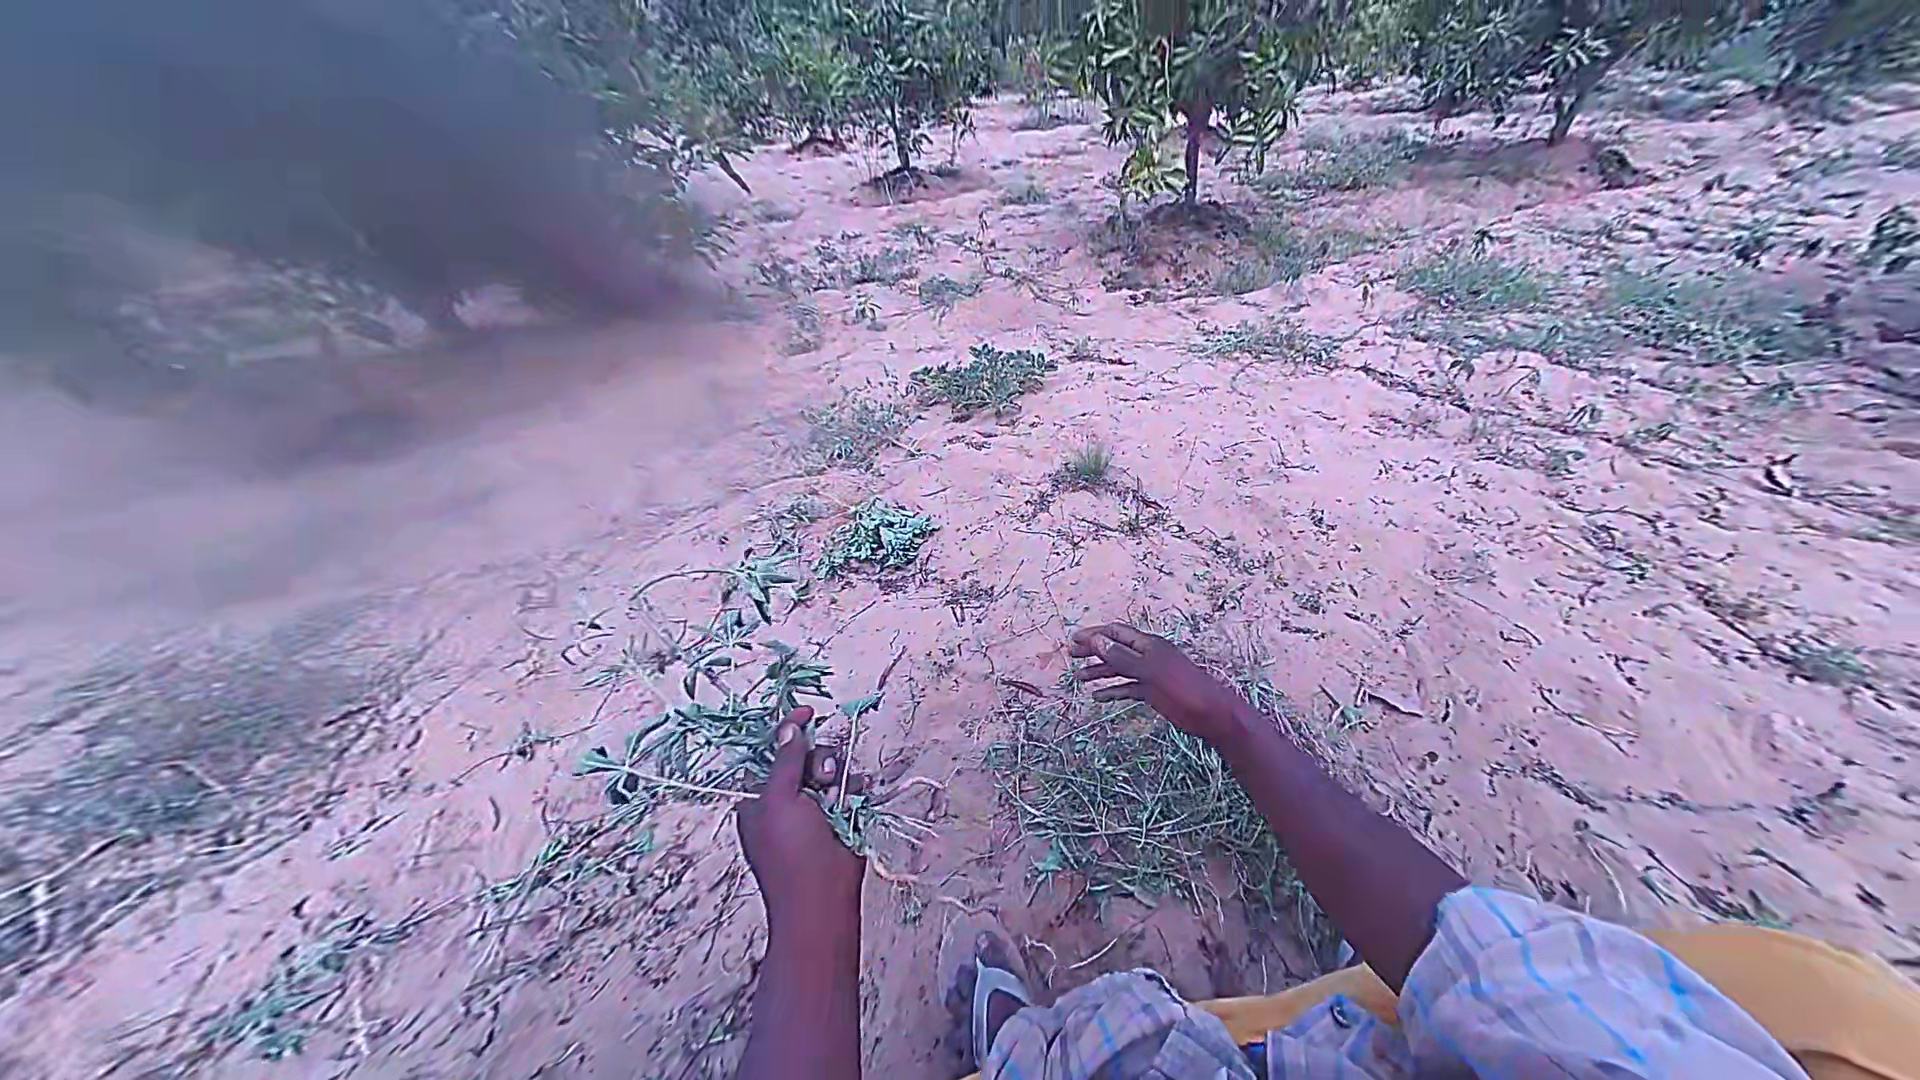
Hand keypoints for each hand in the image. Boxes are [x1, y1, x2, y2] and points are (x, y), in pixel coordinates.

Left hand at [737, 707, 865, 932]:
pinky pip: (850, 785)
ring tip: (837, 795)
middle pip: (807, 755)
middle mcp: (787, 798)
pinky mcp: (840, 813)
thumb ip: (785, 762)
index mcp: (761, 796)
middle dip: (819, 760)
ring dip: (838, 775)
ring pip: (832, 768)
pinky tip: (853, 798)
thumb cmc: (791, 854)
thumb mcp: (778, 802)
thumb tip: (788, 729)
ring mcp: (815, 806)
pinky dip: (854, 788)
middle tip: (822, 778)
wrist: (823, 899)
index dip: (788, 730)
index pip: (773, 751)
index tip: (807, 712)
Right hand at [1070, 623, 1244, 743]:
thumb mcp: (1150, 671)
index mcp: (1148, 645)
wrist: (1213, 715)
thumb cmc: (1184, 689)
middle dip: (1093, 650)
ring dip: (1099, 671)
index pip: (1115, 633)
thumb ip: (1122, 657)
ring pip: (1118, 669)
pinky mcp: (1152, 692)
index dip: (1094, 635)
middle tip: (1072, 655)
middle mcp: (1146, 656)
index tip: (1074, 640)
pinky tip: (1098, 698)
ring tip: (1079, 678)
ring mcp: (1149, 674)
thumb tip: (1096, 641)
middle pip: (1114, 648)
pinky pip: (1127, 688)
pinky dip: (1112, 691)